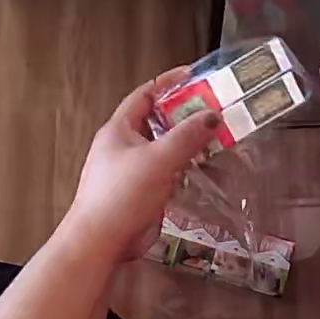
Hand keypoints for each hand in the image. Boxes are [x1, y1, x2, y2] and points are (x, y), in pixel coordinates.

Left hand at [59, 68, 220, 261]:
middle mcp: (125, 146)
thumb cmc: (123, 194)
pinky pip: (170, 172)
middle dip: (185, 115)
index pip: (144, 95)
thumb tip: (213, 116)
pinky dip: (187, 168)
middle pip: (159, 122)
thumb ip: (187, 136)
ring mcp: (135, 170)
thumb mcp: (158, 159)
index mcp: (119, 130)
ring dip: (190, 144)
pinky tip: (206, 170)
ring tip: (217, 138)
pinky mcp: (145, 192)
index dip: (168, 83)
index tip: (194, 76)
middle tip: (214, 110)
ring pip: (166, 149)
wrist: (102, 241)